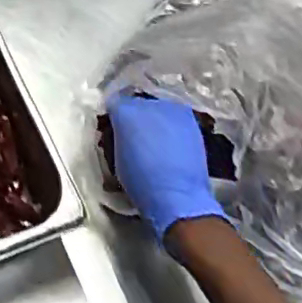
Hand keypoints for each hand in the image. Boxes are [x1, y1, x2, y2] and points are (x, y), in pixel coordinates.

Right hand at [106, 94, 225, 243]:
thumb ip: (117, 137)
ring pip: (156, 109)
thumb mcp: (116, 157)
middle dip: (136, 118)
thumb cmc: (141, 182)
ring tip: (159, 141)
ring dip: (155, 120)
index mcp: (121, 110)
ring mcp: (168, 109)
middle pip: (135, 104)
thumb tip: (122, 134)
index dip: (115, 121)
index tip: (118, 133)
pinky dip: (172, 125)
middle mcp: (143, 103)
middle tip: (139, 137)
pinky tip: (173, 142)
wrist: (179, 199)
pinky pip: (175, 116)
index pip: (113, 106)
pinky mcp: (188, 119)